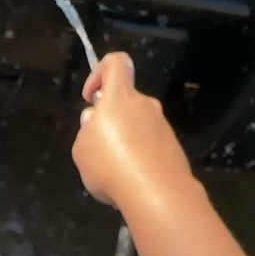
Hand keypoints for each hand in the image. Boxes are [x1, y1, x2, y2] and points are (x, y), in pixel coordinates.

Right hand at [72, 52, 197, 208]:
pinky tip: (130, 182)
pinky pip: (149, 146)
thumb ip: (87, 131)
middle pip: (125, 102)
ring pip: (137, 126)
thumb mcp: (82, 150)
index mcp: (119, 98)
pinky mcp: (172, 147)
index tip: (90, 96)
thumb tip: (94, 120)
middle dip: (109, 121)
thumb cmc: (110, 164)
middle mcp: (144, 105)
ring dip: (123, 142)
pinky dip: (137, 158)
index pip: (116, 64)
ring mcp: (162, 126)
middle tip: (97, 149)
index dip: (100, 72)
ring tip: (113, 172)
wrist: (156, 192)